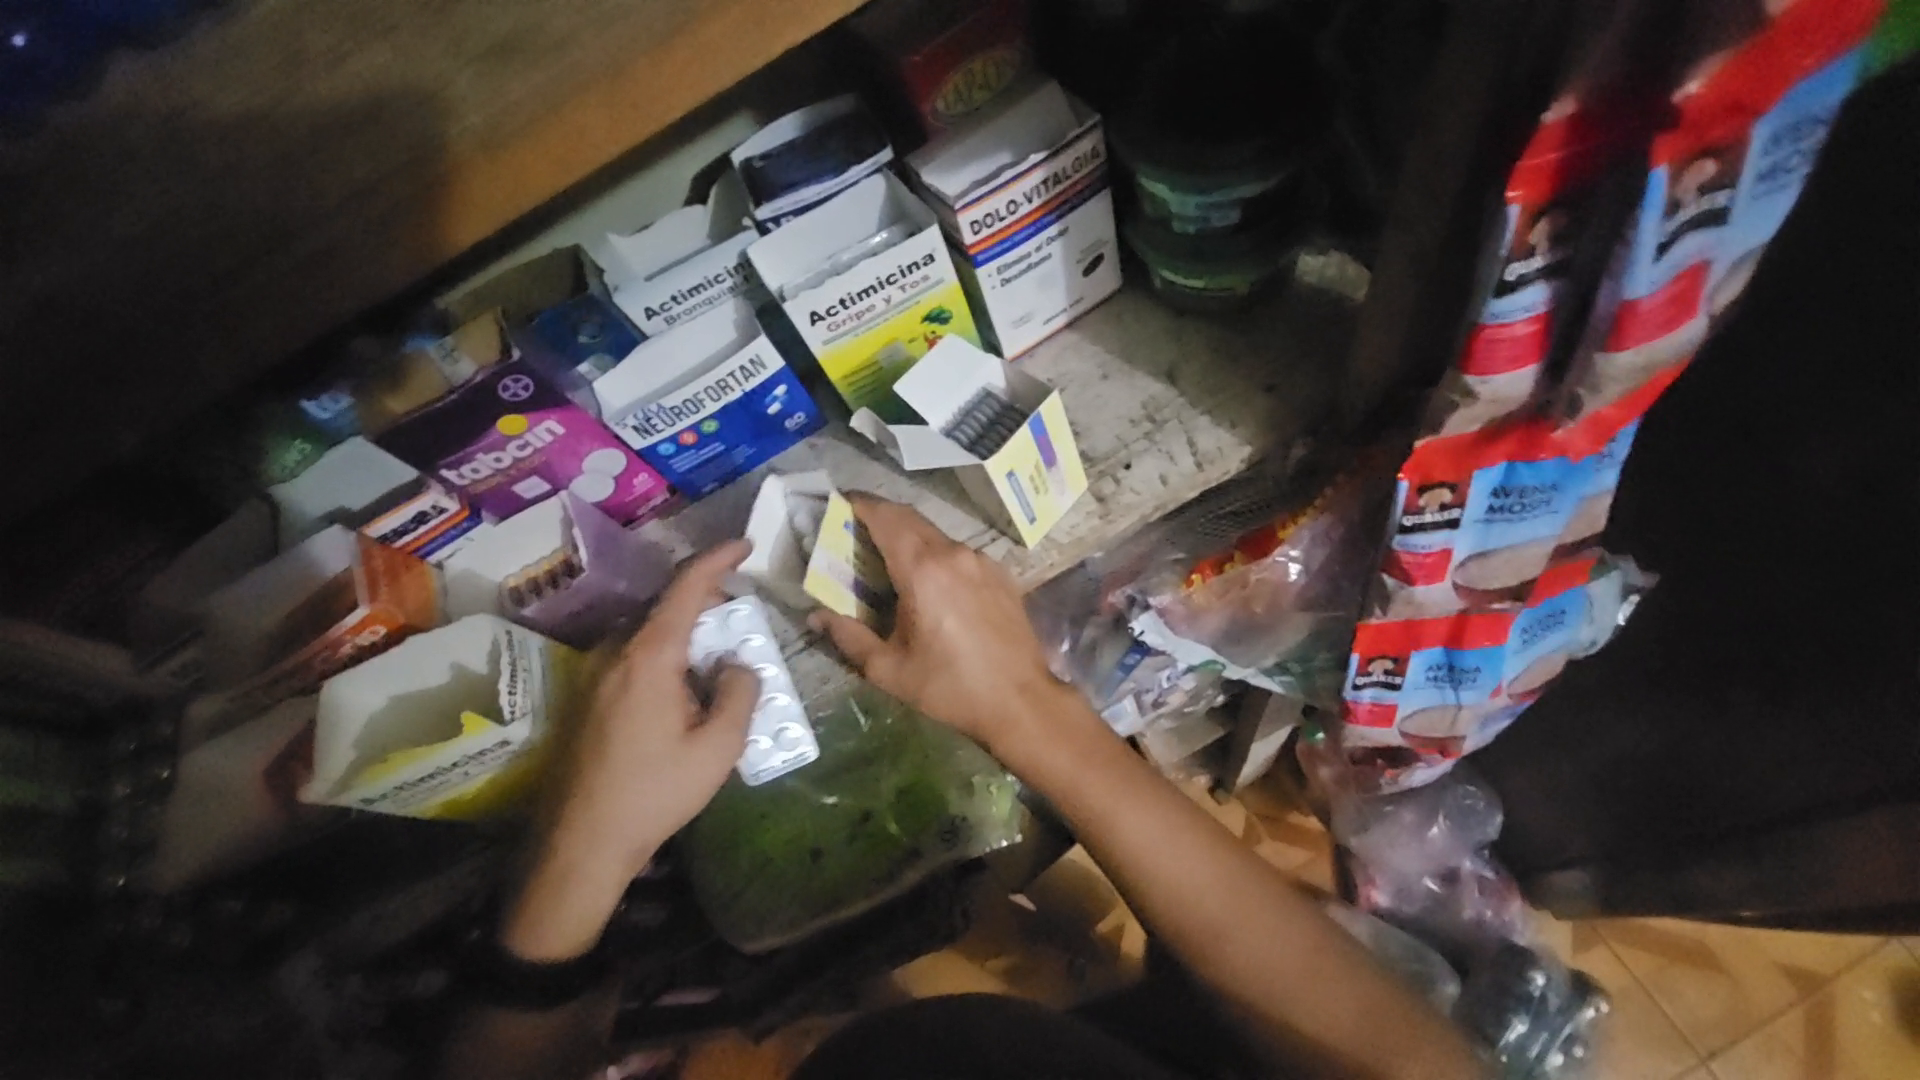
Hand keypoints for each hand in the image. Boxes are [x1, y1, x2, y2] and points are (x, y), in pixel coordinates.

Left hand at [503, 540, 758, 960]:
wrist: (580, 844)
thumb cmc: (654, 793)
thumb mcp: (718, 748)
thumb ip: (740, 693)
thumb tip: (739, 664)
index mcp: (650, 656)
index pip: (686, 587)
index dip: (718, 559)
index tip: (746, 545)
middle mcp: (616, 653)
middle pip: (665, 604)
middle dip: (706, 597)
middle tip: (741, 612)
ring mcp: (595, 674)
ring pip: (647, 630)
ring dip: (685, 628)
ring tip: (717, 650)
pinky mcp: (588, 697)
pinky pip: (633, 654)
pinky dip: (665, 650)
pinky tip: (684, 685)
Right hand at [808, 495, 1081, 763]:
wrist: (1022, 701)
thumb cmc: (951, 688)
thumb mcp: (889, 670)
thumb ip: (848, 637)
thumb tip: (816, 616)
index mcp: (923, 570)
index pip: (886, 518)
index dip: (860, 505)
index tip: (840, 503)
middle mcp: (954, 554)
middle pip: (910, 520)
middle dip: (880, 519)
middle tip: (854, 533)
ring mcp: (982, 561)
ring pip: (936, 537)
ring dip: (909, 540)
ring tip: (888, 562)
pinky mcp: (1001, 575)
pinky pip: (959, 555)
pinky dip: (936, 557)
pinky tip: (929, 584)